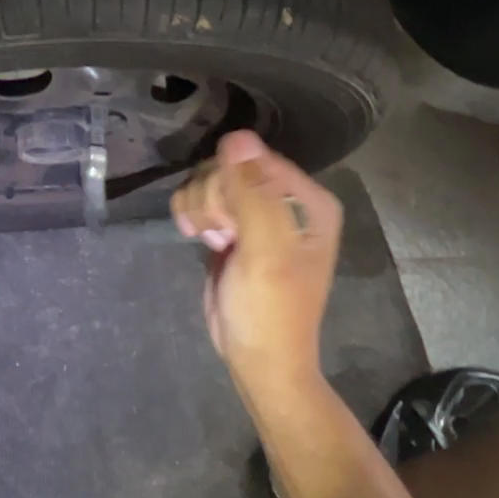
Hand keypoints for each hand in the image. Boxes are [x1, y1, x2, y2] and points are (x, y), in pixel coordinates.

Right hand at [170, 131, 342, 376]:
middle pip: (227, 166)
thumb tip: (237, 136)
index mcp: (307, 200)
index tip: (228, 225)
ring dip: (199, 207)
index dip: (229, 185)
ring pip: (208, 178)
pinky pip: (200, 195)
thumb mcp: (265, 254)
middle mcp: (284, 198)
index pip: (252, 158)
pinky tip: (198, 237)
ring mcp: (256, 211)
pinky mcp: (231, 224)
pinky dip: (191, 212)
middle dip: (213, 199)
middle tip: (222, 236)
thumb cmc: (271, 312)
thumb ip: (253, 194)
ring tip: (213, 240)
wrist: (257, 361)